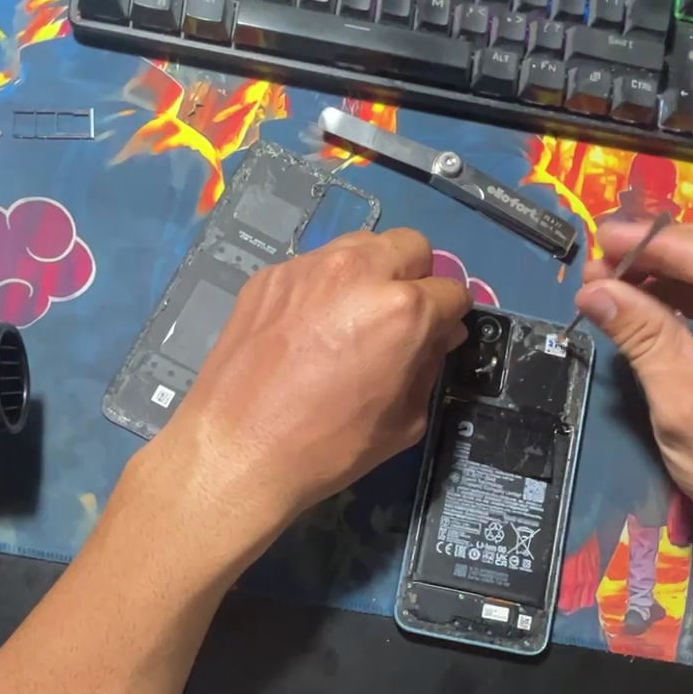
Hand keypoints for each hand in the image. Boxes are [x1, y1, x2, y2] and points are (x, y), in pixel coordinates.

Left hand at [152, 228, 471, 533]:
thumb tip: (437, 337)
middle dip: (418, 277)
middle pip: (412, 246)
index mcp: (404, 309)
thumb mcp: (404, 422)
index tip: (438, 335)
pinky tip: (308, 326)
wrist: (239, 449)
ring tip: (354, 314)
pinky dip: (326, 285)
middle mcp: (360, 271)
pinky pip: (316, 264)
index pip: (454, 290)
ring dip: (373, 271)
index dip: (451, 317)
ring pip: (362, 244)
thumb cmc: (329, 447)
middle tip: (400, 318)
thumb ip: (429, 367)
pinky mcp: (271, 275)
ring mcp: (309, 267)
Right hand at [574, 220, 692, 554]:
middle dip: (659, 251)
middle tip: (598, 263)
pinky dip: (681, 290)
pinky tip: (640, 293)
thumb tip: (593, 288)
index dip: (657, 244)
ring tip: (609, 278)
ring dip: (666, 267)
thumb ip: (643, 335)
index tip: (600, 236)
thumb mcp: (684, 402)